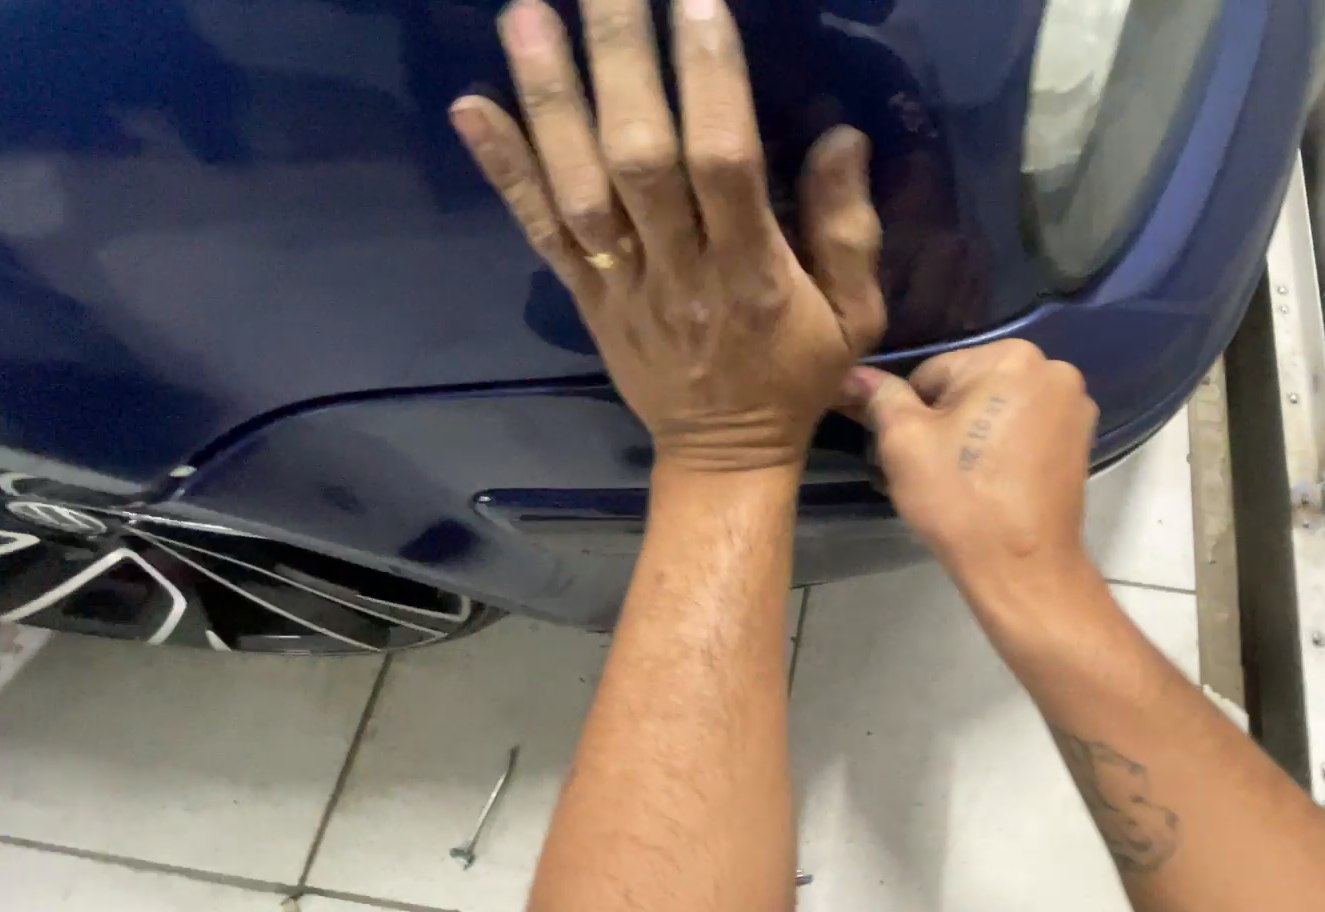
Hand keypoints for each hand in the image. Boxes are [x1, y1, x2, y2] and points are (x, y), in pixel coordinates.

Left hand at [448, 0, 885, 473]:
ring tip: (526, 13)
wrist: (725, 454)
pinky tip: (471, 107)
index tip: (696, 1)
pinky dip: (506, 174)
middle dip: (622, 64)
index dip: (710, 82)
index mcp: (754, 275)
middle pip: (642, 161)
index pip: (725, 166)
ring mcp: (626, 288)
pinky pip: (543, 237)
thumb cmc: (795, 383)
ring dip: (552, 104)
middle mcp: (682, 273)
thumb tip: (842, 137)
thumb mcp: (854, 321)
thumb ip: (849, 234)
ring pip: (582, 191)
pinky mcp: (590, 301)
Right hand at [841, 340, 1098, 582]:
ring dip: (976, 434)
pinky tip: (994, 482)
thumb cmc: (960, 500)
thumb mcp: (904, 444)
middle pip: (970, 387)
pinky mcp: (1081, 441)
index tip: (915, 454)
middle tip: (937, 469)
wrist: (1023, 567)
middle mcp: (1052, 369)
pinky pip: (1024, 430)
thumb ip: (882, 398)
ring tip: (966, 480)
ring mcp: (1074, 406)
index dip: (913, 414)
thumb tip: (857, 374)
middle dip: (947, 421)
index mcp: (1011, 357)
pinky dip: (1004, 448)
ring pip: (997, 409)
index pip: (933, 373)